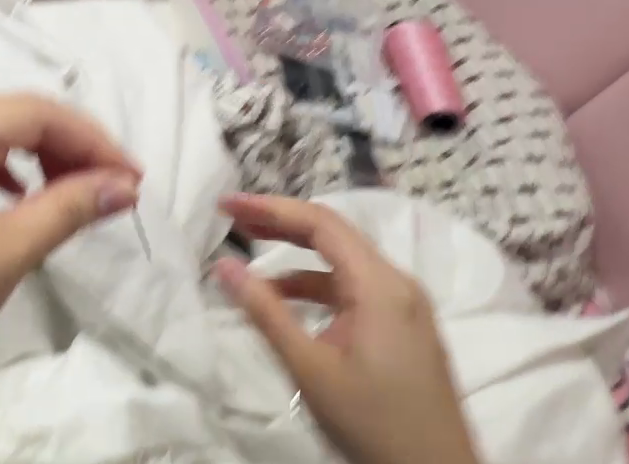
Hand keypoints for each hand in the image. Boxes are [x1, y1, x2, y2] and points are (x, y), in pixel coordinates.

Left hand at [0, 93, 142, 371]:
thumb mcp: (6, 253)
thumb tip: (124, 185)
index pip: (40, 112)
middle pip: (21, 114)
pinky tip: (25, 199)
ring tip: (77, 196)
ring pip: (1, 131)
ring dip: (45, 157)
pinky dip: (13, 169)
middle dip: (73, 147)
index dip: (94, 140)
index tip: (135, 180)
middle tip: (115, 190)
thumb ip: (68, 209)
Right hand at [213, 195, 480, 463]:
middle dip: (279, 221)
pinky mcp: (404, 329)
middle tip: (232, 217)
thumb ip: (265, 311)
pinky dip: (314, 282)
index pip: (320, 223)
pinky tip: (284, 297)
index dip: (269, 207)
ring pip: (342, 260)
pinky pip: (352, 286)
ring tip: (250, 249)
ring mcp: (405, 307)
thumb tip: (223, 264)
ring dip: (295, 251)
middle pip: (333, 233)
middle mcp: (398, 285)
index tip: (225, 204)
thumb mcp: (310, 368)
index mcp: (381, 286)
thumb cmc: (374, 425)